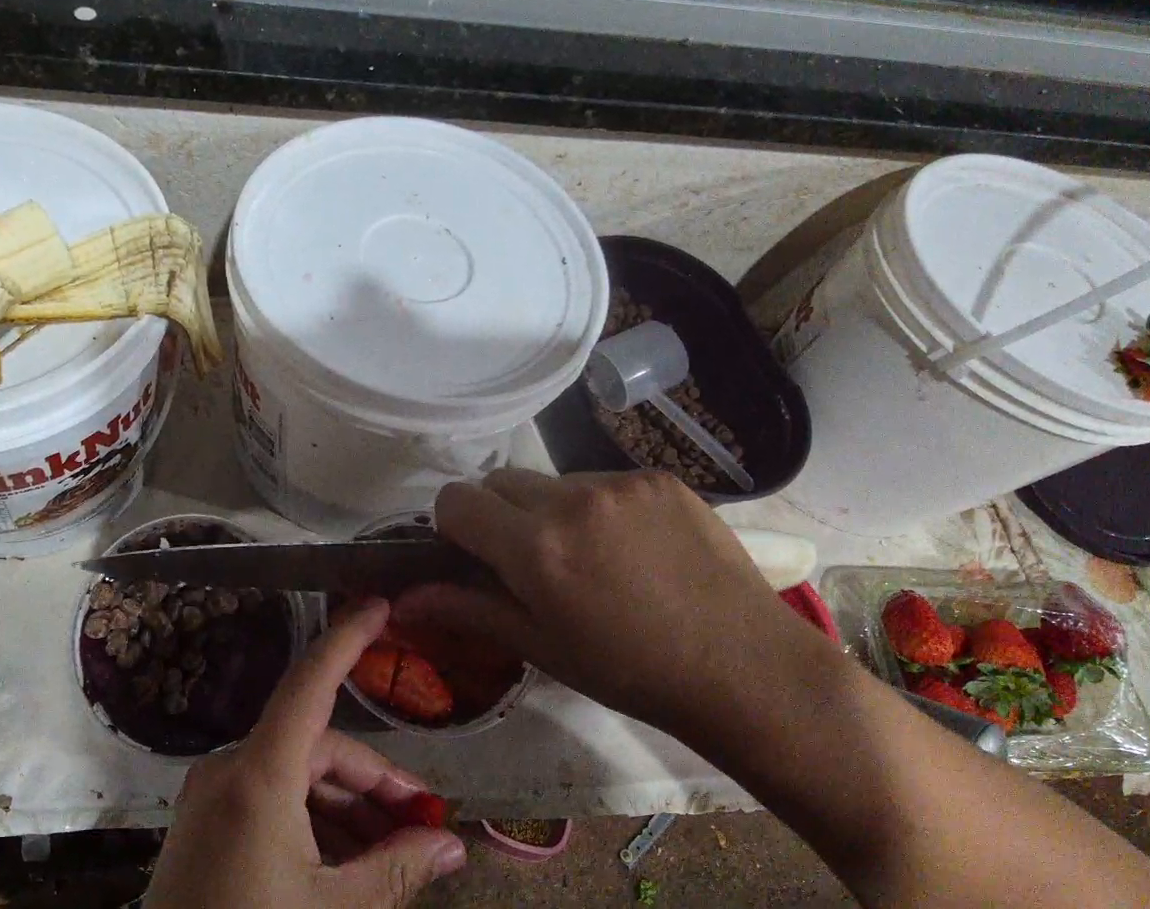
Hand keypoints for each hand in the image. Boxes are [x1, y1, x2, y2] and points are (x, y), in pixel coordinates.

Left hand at [144, 599, 466, 908]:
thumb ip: (397, 869)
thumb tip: (453, 844)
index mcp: (258, 774)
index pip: (311, 683)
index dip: (348, 639)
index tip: (380, 604)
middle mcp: (230, 769)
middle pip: (317, 748)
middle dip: (374, 783)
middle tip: (423, 825)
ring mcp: (212, 797)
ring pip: (296, 779)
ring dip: (348, 809)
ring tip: (395, 856)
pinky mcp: (205, 825)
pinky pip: (271, 803)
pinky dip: (314, 823)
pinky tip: (348, 866)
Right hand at [395, 469, 826, 738]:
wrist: (746, 669)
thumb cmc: (632, 672)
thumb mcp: (543, 647)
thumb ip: (469, 610)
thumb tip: (402, 600)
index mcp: (535, 547)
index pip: (456, 500)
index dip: (455, 527)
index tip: (476, 557)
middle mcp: (571, 499)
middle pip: (500, 482)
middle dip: (501, 515)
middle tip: (534, 562)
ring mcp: (620, 483)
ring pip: (553, 481)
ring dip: (552, 510)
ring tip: (594, 558)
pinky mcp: (660, 478)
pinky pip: (604, 480)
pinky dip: (601, 507)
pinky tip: (635, 549)